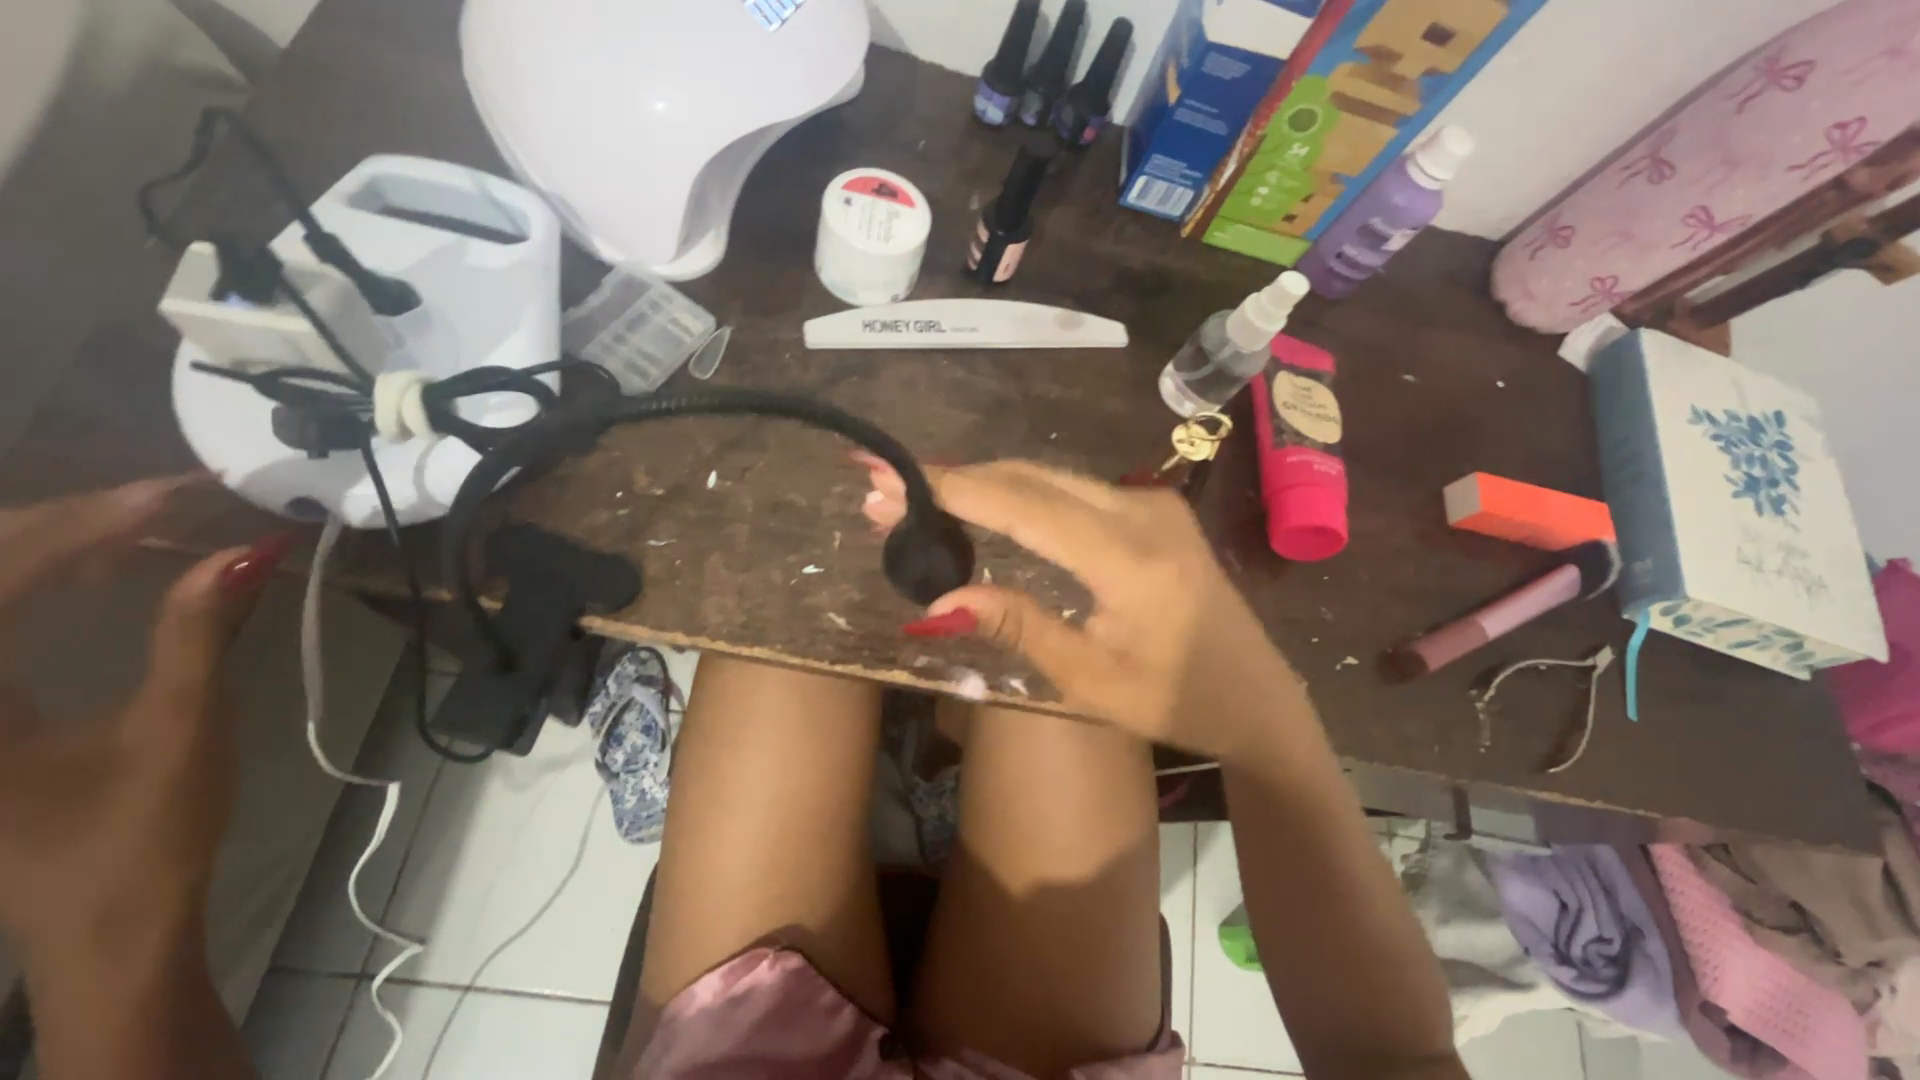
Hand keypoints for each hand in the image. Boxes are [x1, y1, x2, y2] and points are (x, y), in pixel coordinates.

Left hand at [0, 478, 292, 960]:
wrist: (110, 930)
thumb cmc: (142, 838)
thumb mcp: (180, 729)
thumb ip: (200, 631)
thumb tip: (248, 551)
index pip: (5, 573)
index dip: (90, 522)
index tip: (180, 495)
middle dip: (73, 520)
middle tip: (173, 501)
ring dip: (60, 544)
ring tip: (151, 523)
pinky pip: (1, 617)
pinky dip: (49, 580)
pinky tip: (105, 569)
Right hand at [858, 456, 1305, 758]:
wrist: (1261, 697)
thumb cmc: (1178, 701)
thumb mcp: (1091, 678)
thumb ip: (1019, 626)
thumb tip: (939, 602)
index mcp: (1129, 556)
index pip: (1023, 505)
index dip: (951, 488)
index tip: (886, 476)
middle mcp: (1142, 510)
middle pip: (1032, 477)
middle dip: (957, 481)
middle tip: (886, 492)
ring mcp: (1154, 504)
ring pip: (1052, 477)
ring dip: (986, 484)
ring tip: (921, 498)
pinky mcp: (1155, 510)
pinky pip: (1074, 489)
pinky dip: (1022, 494)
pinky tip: (984, 504)